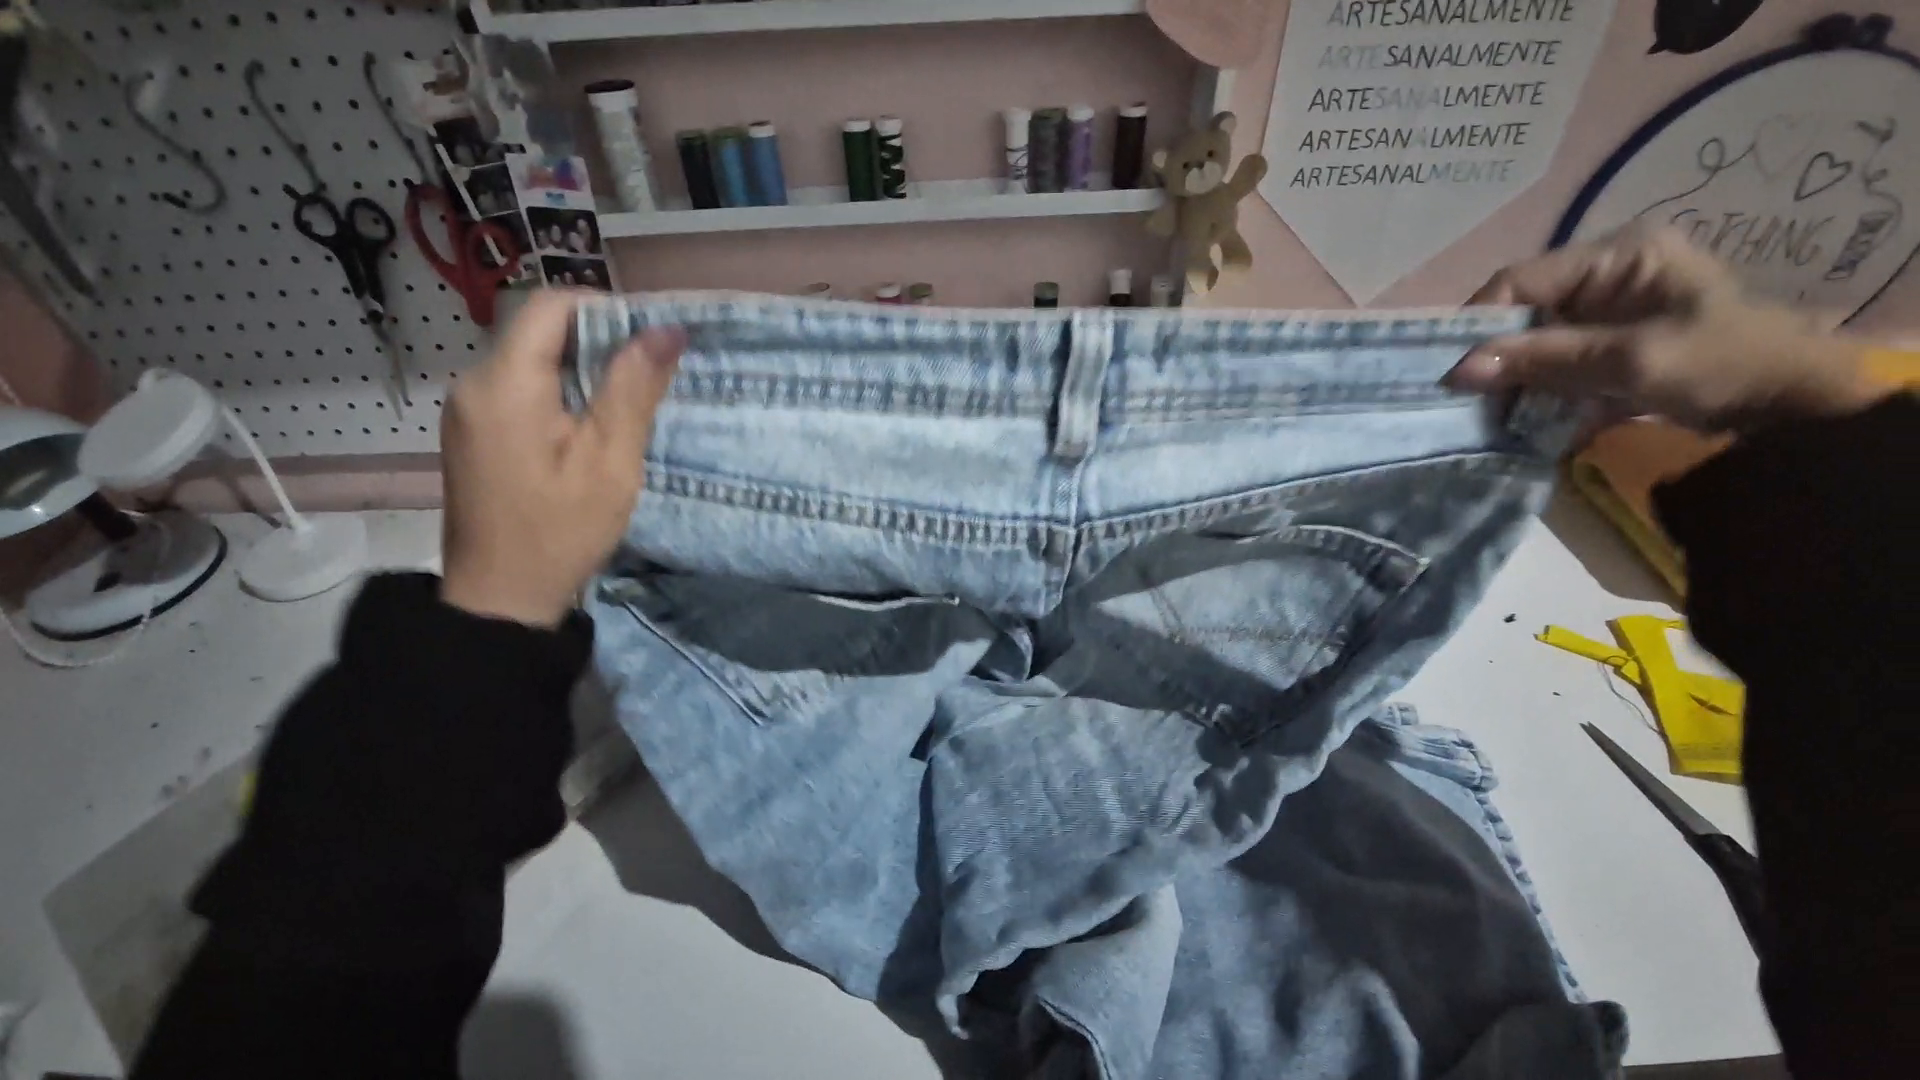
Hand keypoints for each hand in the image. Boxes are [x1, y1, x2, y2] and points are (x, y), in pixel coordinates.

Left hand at [440, 292, 684, 626]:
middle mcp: (474, 383)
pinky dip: (560, 395)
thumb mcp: (611, 461)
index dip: (605, 310)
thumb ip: (634, 388)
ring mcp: (468, 410)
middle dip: (598, 343)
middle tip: (650, 378)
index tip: (650, 342)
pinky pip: (520, 390)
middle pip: (539, 331)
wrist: (500, 599)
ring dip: (581, 371)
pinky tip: (590, 430)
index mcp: (504, 383)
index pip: (550, 305)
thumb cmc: (561, 531)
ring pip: (531, 361)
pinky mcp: (474, 433)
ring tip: (627, 406)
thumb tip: (666, 329)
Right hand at [1444, 226, 1885, 430]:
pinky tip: (1522, 414)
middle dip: (1495, 353)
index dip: (1479, 320)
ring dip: (1513, 377)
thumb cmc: (1721, 365)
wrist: (1791, 407)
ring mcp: (1606, 310)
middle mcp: (1605, 274)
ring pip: (1531, 339)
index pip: (1521, 279)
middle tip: (1466, 395)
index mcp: (1618, 255)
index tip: (1450, 366)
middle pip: (1522, 310)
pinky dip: (1535, 388)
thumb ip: (1543, 360)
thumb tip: (1458, 370)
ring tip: (1490, 412)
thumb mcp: (1629, 362)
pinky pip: (1551, 360)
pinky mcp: (1606, 343)